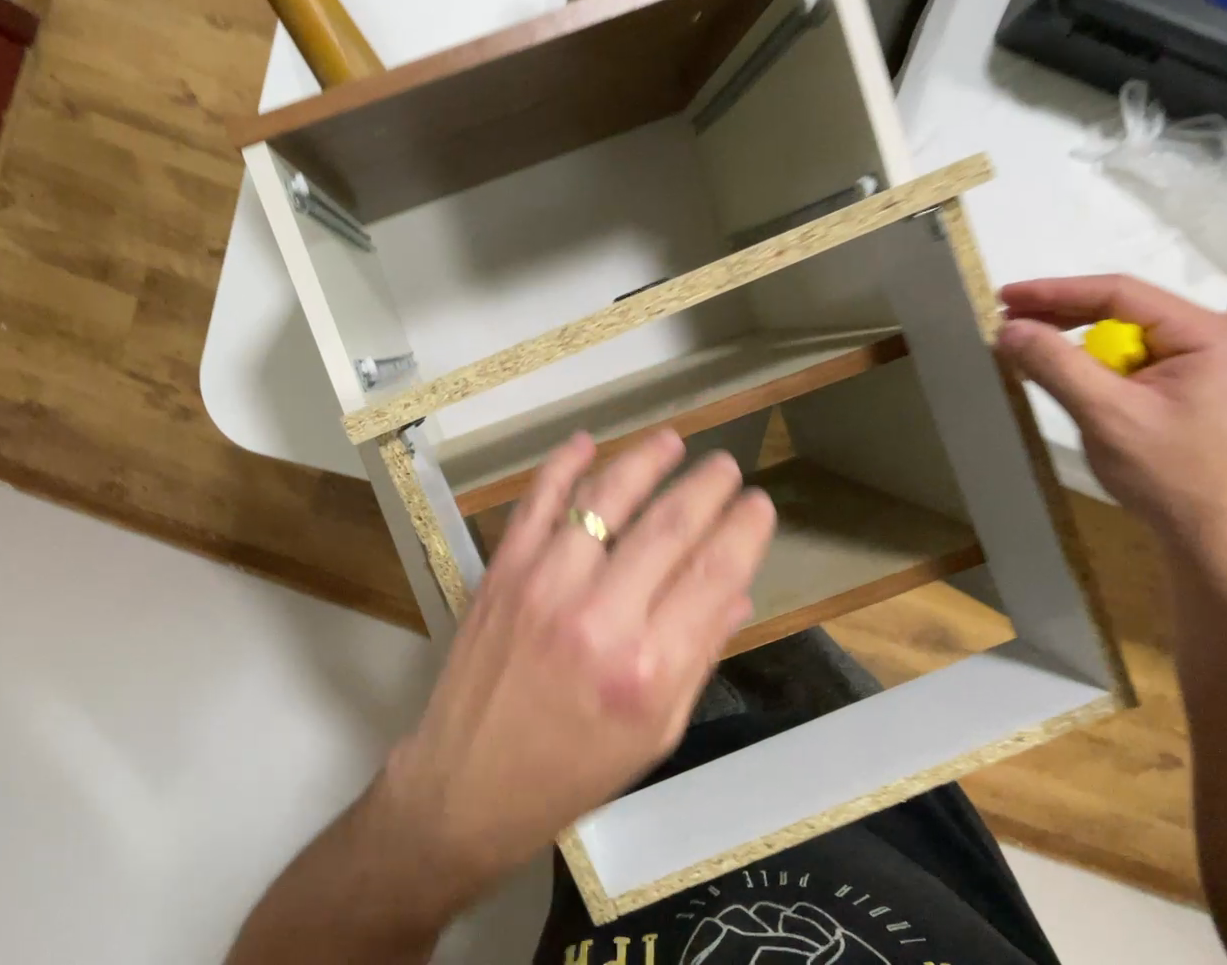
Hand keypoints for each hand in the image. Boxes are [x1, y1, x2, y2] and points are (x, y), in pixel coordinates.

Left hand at [376, 429, 775, 904]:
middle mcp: (600, 619)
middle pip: (668, 527)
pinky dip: (562, 467)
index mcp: (649, 669)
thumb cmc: (573, 772)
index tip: (758, 504)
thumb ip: (699, 656)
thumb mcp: (657, 734)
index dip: (744, 528)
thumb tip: (734, 588)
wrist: (468, 785)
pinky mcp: (501, 574)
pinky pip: (536, 505)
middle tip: (725, 465)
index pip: (714, 573)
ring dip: (643, 461)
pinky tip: (585, 442)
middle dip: (706, 486)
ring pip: (604, 502)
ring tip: (672, 440)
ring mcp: (543, 588)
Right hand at [996, 276, 1226, 542]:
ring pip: (1124, 337)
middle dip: (1061, 316)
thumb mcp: (1106, 415)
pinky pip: (1131, 363)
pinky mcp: (1189, 391)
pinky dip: (1091, 366)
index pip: (1119, 293)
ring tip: (1026, 351)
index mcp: (1206, 333)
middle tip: (1006, 324)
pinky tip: (1063, 376)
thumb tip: (1008, 328)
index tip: (1004, 298)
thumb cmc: (1170, 474)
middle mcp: (1211, 339)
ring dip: (1073, 344)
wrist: (1217, 536)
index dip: (1056, 292)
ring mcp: (1203, 366)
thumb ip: (1057, 365)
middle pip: (1122, 310)